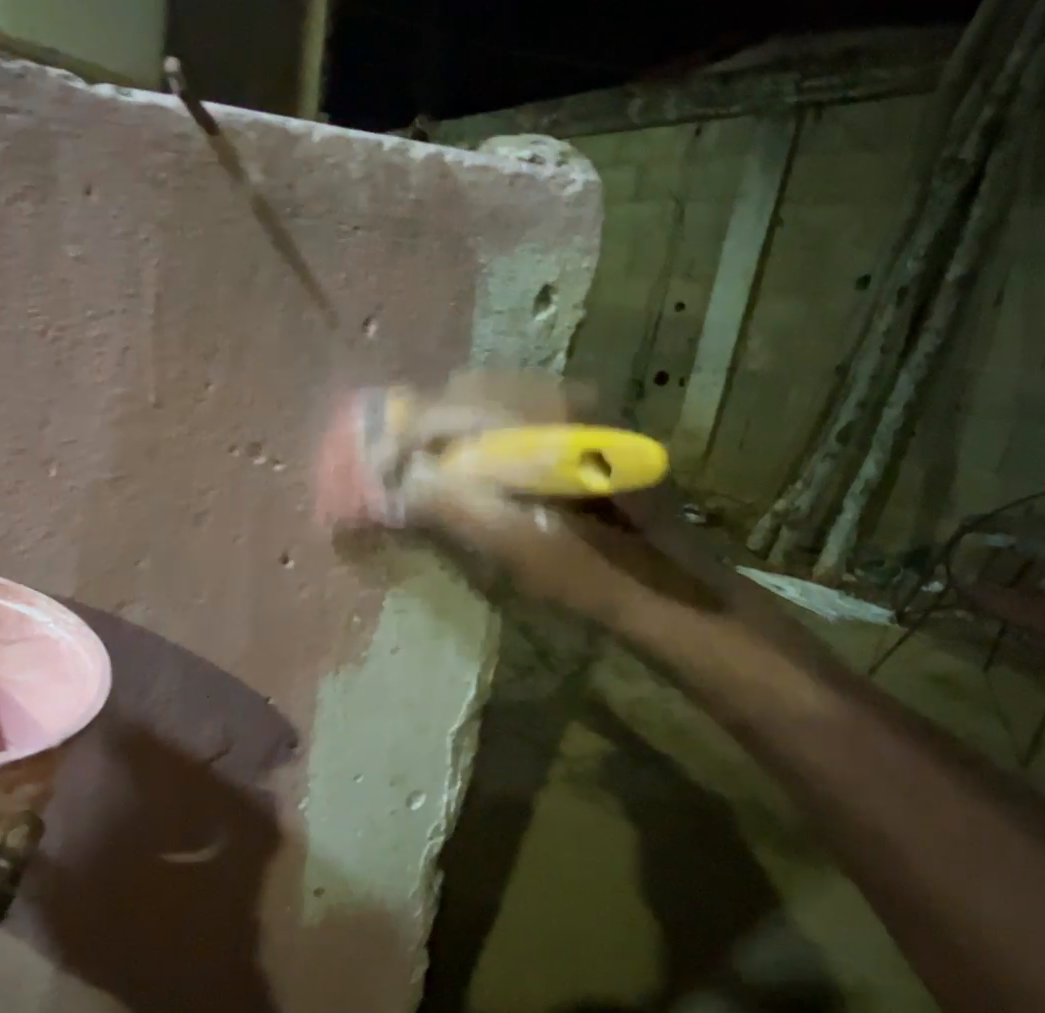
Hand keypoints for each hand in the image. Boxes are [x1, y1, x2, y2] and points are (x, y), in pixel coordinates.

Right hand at [382, 371, 669, 625]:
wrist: (670, 587)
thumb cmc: (598, 574)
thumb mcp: (522, 550)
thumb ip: (458, 509)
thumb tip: (400, 480)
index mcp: (551, 417)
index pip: (454, 408)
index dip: (406, 438)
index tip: (375, 468)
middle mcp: (564, 393)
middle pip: (467, 392)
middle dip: (423, 428)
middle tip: (394, 471)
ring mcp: (576, 404)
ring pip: (487, 398)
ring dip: (447, 430)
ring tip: (422, 472)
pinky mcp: (580, 423)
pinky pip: (510, 412)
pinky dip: (475, 435)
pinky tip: (466, 470)